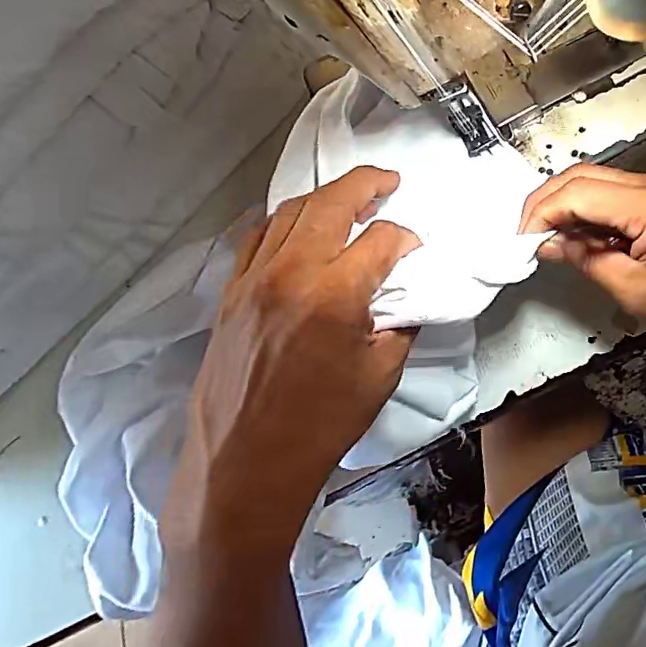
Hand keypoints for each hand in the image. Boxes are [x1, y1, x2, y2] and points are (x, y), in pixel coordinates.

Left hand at [169, 167, 421, 562]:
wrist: (245, 463)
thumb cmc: (318, 427)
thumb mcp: (380, 375)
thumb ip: (399, 322)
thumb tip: (401, 293)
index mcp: (334, 294)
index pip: (382, 240)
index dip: (406, 239)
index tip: (414, 249)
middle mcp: (291, 273)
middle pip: (332, 202)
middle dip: (366, 185)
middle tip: (387, 182)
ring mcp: (254, 278)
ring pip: (290, 212)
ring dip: (324, 198)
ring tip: (347, 199)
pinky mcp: (231, 292)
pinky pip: (257, 238)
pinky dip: (282, 222)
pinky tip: (297, 227)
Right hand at [519, 164, 645, 347]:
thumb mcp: (634, 290)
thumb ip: (586, 260)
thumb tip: (548, 244)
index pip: (579, 193)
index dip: (543, 214)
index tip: (524, 240)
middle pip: (580, 176)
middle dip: (545, 202)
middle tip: (526, 235)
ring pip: (590, 181)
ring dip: (561, 205)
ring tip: (545, 238)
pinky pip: (606, 194)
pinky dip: (581, 211)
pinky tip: (572, 235)